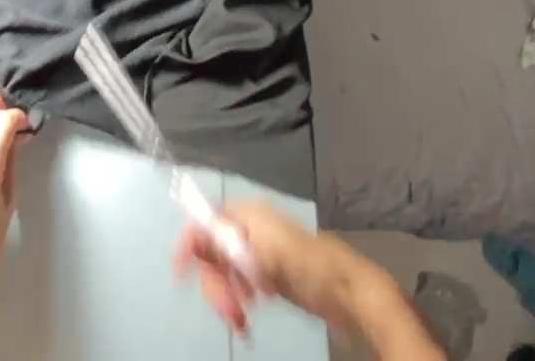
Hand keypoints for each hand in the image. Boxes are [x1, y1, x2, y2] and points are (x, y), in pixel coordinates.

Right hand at [175, 200, 392, 337]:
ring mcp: (259, 251)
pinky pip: (240, 282)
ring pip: (225, 269)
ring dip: (225, 294)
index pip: (205, 220)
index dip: (190, 242)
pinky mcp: (268, 274)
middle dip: (214, 280)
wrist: (355, 294)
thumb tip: (191, 238)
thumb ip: (227, 246)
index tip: (180, 272)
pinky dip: (237, 298)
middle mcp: (249, 228)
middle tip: (226, 310)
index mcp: (247, 214)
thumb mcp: (266, 256)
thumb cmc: (311, 268)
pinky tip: (246, 314)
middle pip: (213, 249)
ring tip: (238, 319)